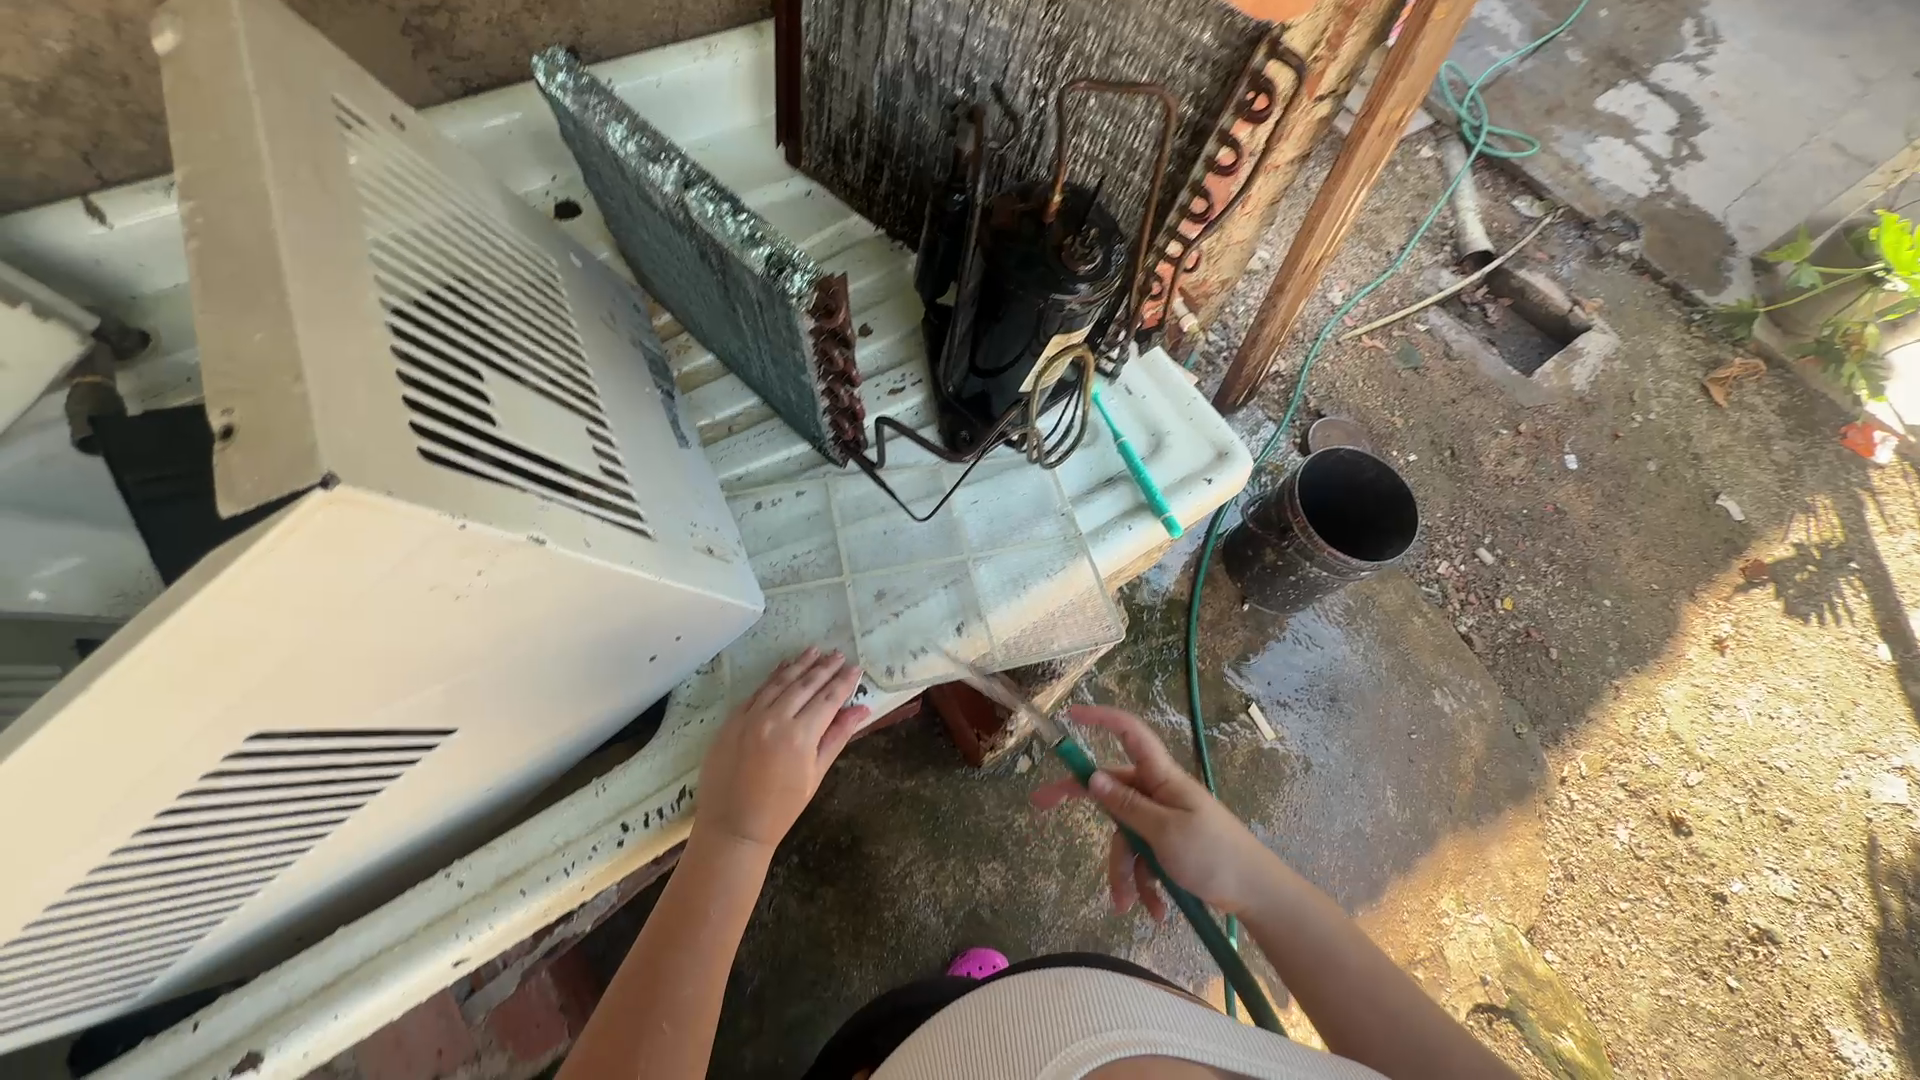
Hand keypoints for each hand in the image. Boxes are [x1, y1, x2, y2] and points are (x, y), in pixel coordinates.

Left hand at [696, 648, 871, 853]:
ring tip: (815, 651)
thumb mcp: (816, 774)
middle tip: (839, 654)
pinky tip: (785, 667)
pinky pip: (757, 691)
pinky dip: (773, 676)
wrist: (732, 826)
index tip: (856, 668)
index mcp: (800, 736)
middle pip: (805, 685)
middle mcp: (775, 719)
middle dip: (825, 668)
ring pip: (780, 682)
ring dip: (800, 665)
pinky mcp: (732, 719)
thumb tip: (861, 709)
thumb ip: (837, 736)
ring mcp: (750, 716)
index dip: (844, 682)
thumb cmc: (781, 808)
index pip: (828, 699)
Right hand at [1031, 705, 1274, 918]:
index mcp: (1162, 778)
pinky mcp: (1169, 847)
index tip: (1070, 715)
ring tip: (1129, 906)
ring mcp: (1163, 821)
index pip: (1130, 734)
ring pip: (1124, 836)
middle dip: (1082, 806)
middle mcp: (1158, 794)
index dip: (1101, 719)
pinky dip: (1144, 886)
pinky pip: (1142, 860)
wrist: (1257, 896)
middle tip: (1039, 805)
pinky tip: (1155, 912)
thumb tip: (1093, 777)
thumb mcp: (1166, 832)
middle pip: (1111, 793)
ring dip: (1124, 873)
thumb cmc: (1216, 855)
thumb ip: (1127, 806)